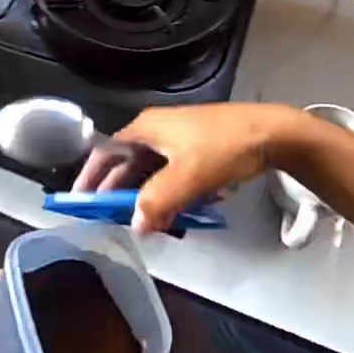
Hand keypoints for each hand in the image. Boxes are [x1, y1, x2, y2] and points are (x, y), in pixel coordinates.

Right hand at [74, 103, 308, 233]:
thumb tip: (135, 224)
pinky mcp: (196, 149)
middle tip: (112, 220)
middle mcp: (157, 130)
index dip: (91, 176)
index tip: (80, 201)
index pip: (106, 152)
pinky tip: (180, 212)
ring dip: (149, 198)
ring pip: (151, 172)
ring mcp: (178, 139)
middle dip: (121, 193)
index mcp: (147, 128)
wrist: (273, 133)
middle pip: (127, 163)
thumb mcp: (188, 176)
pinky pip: (172, 174)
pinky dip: (171, 193)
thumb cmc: (225, 148)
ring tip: (151, 224)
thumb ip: (157, 201)